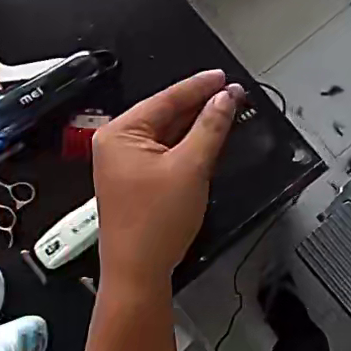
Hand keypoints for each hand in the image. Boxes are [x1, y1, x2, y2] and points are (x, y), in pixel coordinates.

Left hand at [92, 70, 241, 285]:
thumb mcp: (191, 168)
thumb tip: (225, 100)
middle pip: (166, 114)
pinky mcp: (138, 181)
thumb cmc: (153, 225)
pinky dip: (189, 146)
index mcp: (120, 134)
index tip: (224, 77)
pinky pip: (166, 153)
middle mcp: (117, 145)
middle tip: (232, 94)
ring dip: (197, 126)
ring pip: (168, 134)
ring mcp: (126, 164)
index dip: (199, 86)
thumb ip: (210, 128)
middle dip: (201, 105)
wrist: (138, 272)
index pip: (166, 99)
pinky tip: (209, 139)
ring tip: (226, 112)